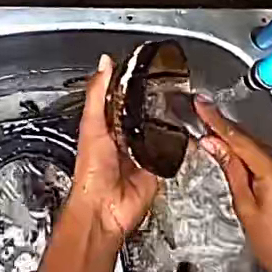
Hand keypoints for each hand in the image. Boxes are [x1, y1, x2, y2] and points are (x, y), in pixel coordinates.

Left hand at [65, 53, 161, 240]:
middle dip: (150, 99)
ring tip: (174, 102)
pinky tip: (179, 129)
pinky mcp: (156, 165)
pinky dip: (175, 141)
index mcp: (106, 122)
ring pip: (156, 127)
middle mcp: (124, 134)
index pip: (119, 94)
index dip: (129, 80)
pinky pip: (169, 149)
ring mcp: (141, 149)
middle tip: (163, 83)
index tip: (141, 64)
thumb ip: (98, 93)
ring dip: (163, 119)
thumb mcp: (92, 123)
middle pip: (141, 109)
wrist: (105, 208)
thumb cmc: (91, 171)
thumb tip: (104, 62)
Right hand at [195, 95, 271, 271]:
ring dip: (241, 148)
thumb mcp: (246, 208)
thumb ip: (230, 170)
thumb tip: (214, 144)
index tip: (202, 106)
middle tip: (204, 129)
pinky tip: (245, 165)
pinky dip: (256, 159)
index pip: (239, 138)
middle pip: (251, 141)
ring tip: (221, 150)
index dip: (216, 120)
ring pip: (261, 149)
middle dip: (227, 136)